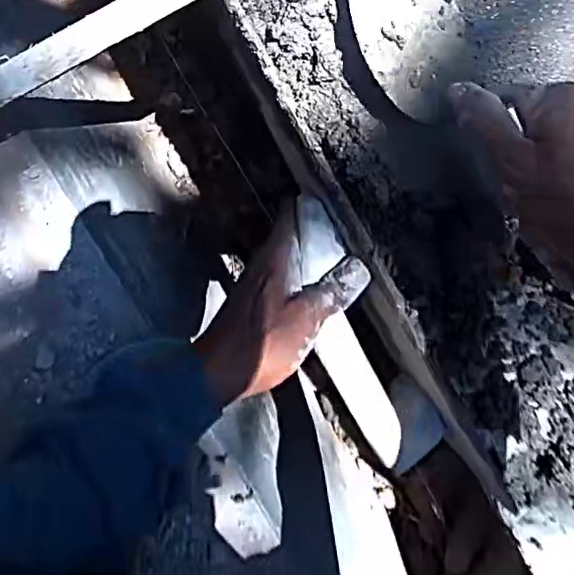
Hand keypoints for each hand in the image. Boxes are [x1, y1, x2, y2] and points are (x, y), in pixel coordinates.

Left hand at [193, 198, 371, 405]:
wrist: (218, 372)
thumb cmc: (259, 345)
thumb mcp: (306, 319)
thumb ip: (331, 293)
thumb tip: (355, 271)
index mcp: (275, 259)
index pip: (291, 216)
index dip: (310, 205)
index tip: (329, 202)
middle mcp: (262, 263)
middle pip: (288, 234)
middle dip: (313, 231)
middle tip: (338, 231)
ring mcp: (255, 281)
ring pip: (284, 255)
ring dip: (305, 255)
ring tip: (331, 259)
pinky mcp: (252, 301)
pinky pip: (280, 276)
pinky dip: (297, 275)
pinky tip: (310, 290)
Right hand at [447, 81, 573, 340]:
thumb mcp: (516, 164)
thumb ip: (481, 122)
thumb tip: (460, 91)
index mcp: (561, 99)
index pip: (497, 105)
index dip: (486, 142)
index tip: (492, 169)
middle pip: (520, 152)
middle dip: (515, 189)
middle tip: (526, 209)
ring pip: (542, 190)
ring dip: (540, 220)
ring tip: (559, 238)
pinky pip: (571, 214)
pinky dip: (568, 235)